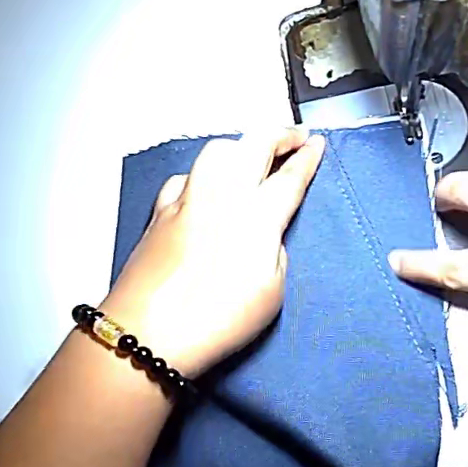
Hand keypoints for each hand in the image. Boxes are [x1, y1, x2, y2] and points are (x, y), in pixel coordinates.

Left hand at [100, 129, 324, 378]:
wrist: (151, 331)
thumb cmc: (218, 319)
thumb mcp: (271, 291)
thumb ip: (274, 251)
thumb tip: (264, 236)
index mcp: (258, 215)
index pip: (290, 175)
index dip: (307, 157)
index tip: (316, 144)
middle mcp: (223, 195)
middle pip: (255, 144)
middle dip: (280, 135)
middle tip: (294, 137)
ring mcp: (188, 199)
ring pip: (217, 150)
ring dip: (241, 145)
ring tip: (252, 156)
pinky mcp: (161, 212)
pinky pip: (187, 177)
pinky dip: (203, 173)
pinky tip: (205, 187)